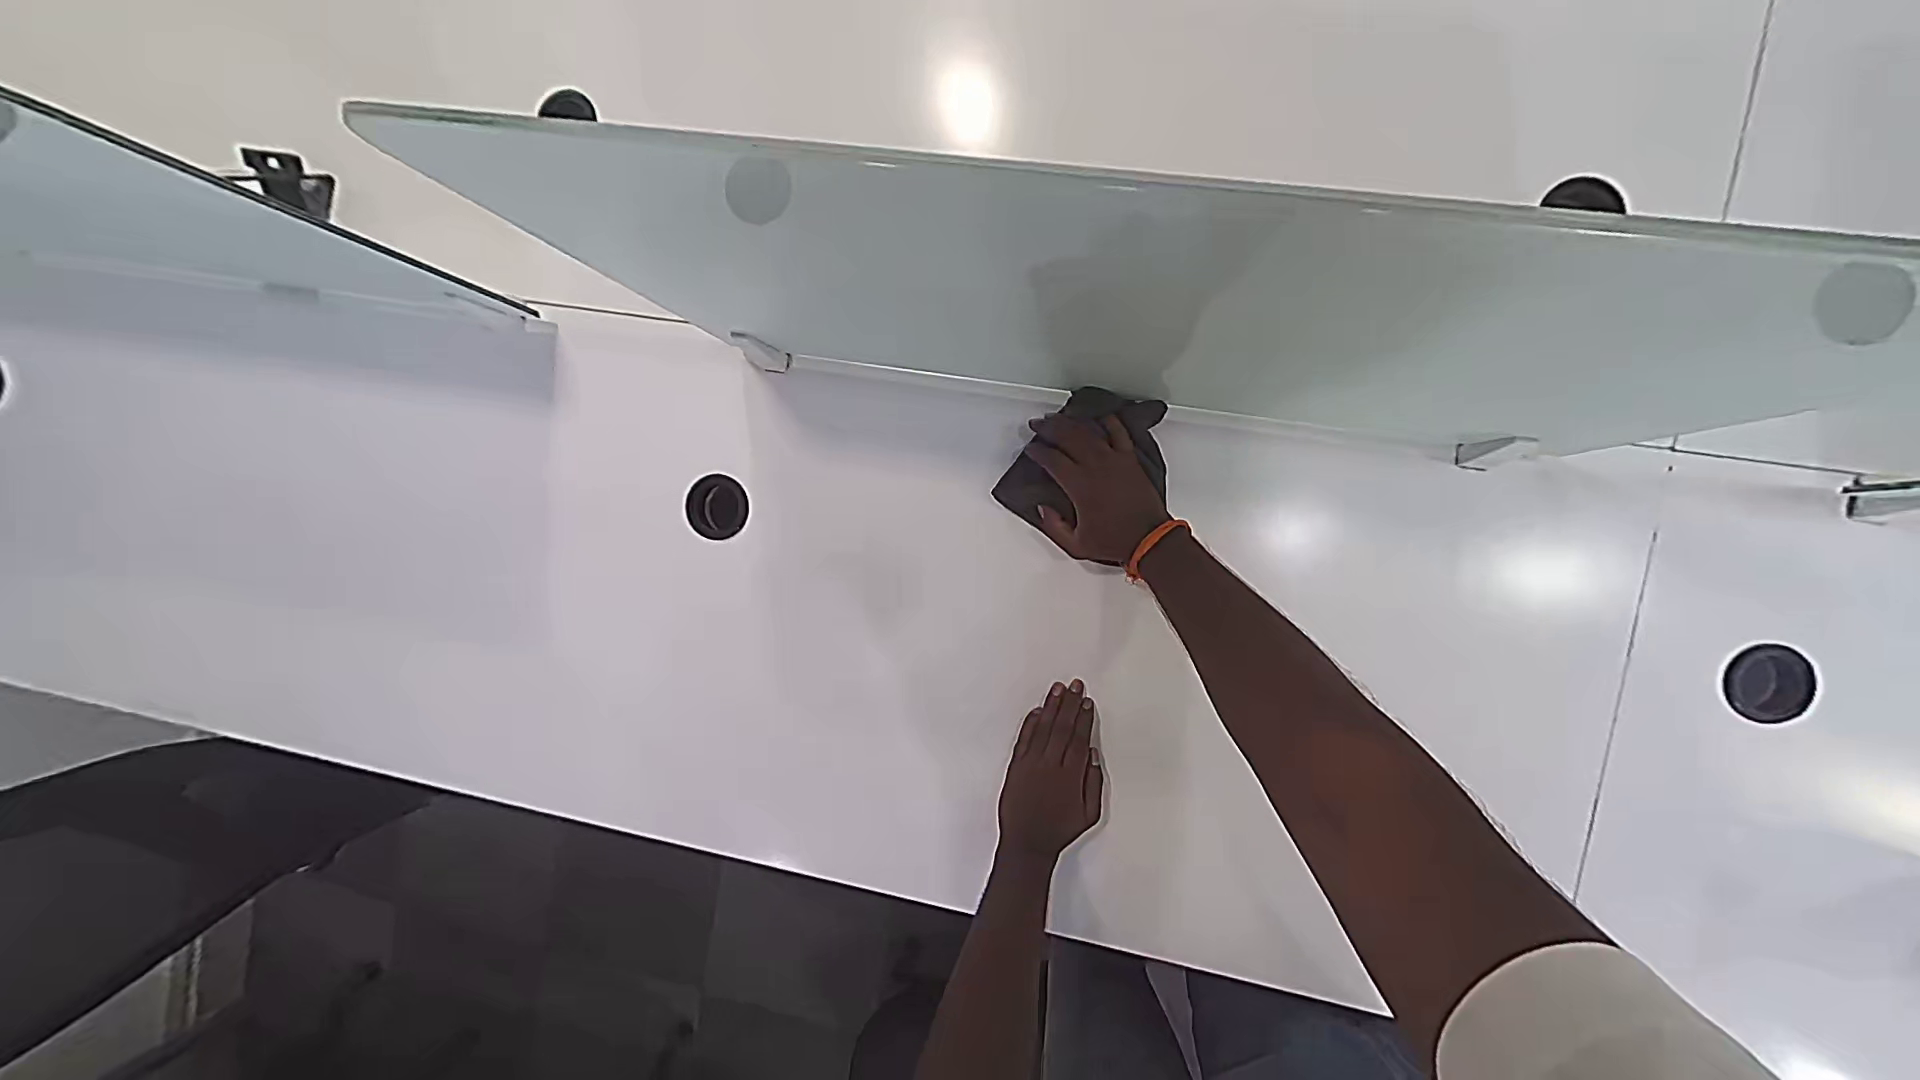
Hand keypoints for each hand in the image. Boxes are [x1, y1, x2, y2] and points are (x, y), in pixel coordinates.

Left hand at [997, 679, 1104, 864]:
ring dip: (1051, 706)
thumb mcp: (1089, 813)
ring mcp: (1031, 764)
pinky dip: (1031, 723)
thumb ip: (1094, 782)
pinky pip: (1024, 739)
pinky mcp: (1016, 766)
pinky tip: (1038, 710)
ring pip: (1043, 728)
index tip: (1087, 702)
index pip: (1078, 738)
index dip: (1083, 718)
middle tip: (1075, 685)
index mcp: (1070, 776)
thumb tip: (1092, 754)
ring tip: (1058, 689)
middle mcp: (1050, 765)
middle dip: (1070, 704)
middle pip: (1062, 727)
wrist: (1026, 842)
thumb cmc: (1059, 830)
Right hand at [1024, 414, 1170, 563]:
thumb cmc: (1114, 541)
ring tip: (1059, 417)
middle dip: (1049, 428)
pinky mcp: (1130, 460)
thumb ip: (1053, 526)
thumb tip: (1043, 508)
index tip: (1031, 450)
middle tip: (1038, 424)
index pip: (1053, 460)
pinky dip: (1110, 422)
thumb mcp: (1075, 544)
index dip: (1038, 452)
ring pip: (1089, 432)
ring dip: (1071, 421)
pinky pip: (1120, 434)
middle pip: (1068, 437)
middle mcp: (1096, 468)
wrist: (1149, 539)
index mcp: (1080, 487)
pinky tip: (1102, 417)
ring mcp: (1115, 461)